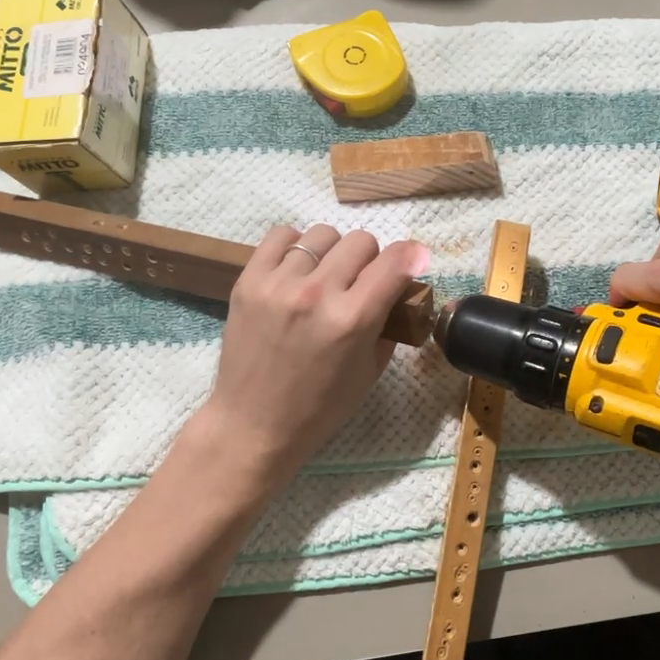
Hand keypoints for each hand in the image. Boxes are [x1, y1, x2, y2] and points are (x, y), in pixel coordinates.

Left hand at [197, 224, 430, 482]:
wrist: (254, 424)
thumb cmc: (321, 407)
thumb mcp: (370, 371)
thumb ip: (387, 324)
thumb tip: (398, 291)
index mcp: (353, 319)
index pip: (396, 261)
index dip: (411, 257)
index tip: (410, 264)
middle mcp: (318, 293)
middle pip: (361, 241)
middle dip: (371, 259)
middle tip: (362, 282)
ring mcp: (279, 284)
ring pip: (323, 234)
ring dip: (333, 253)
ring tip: (325, 278)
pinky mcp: (248, 281)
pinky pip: (281, 236)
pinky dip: (296, 246)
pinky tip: (297, 269)